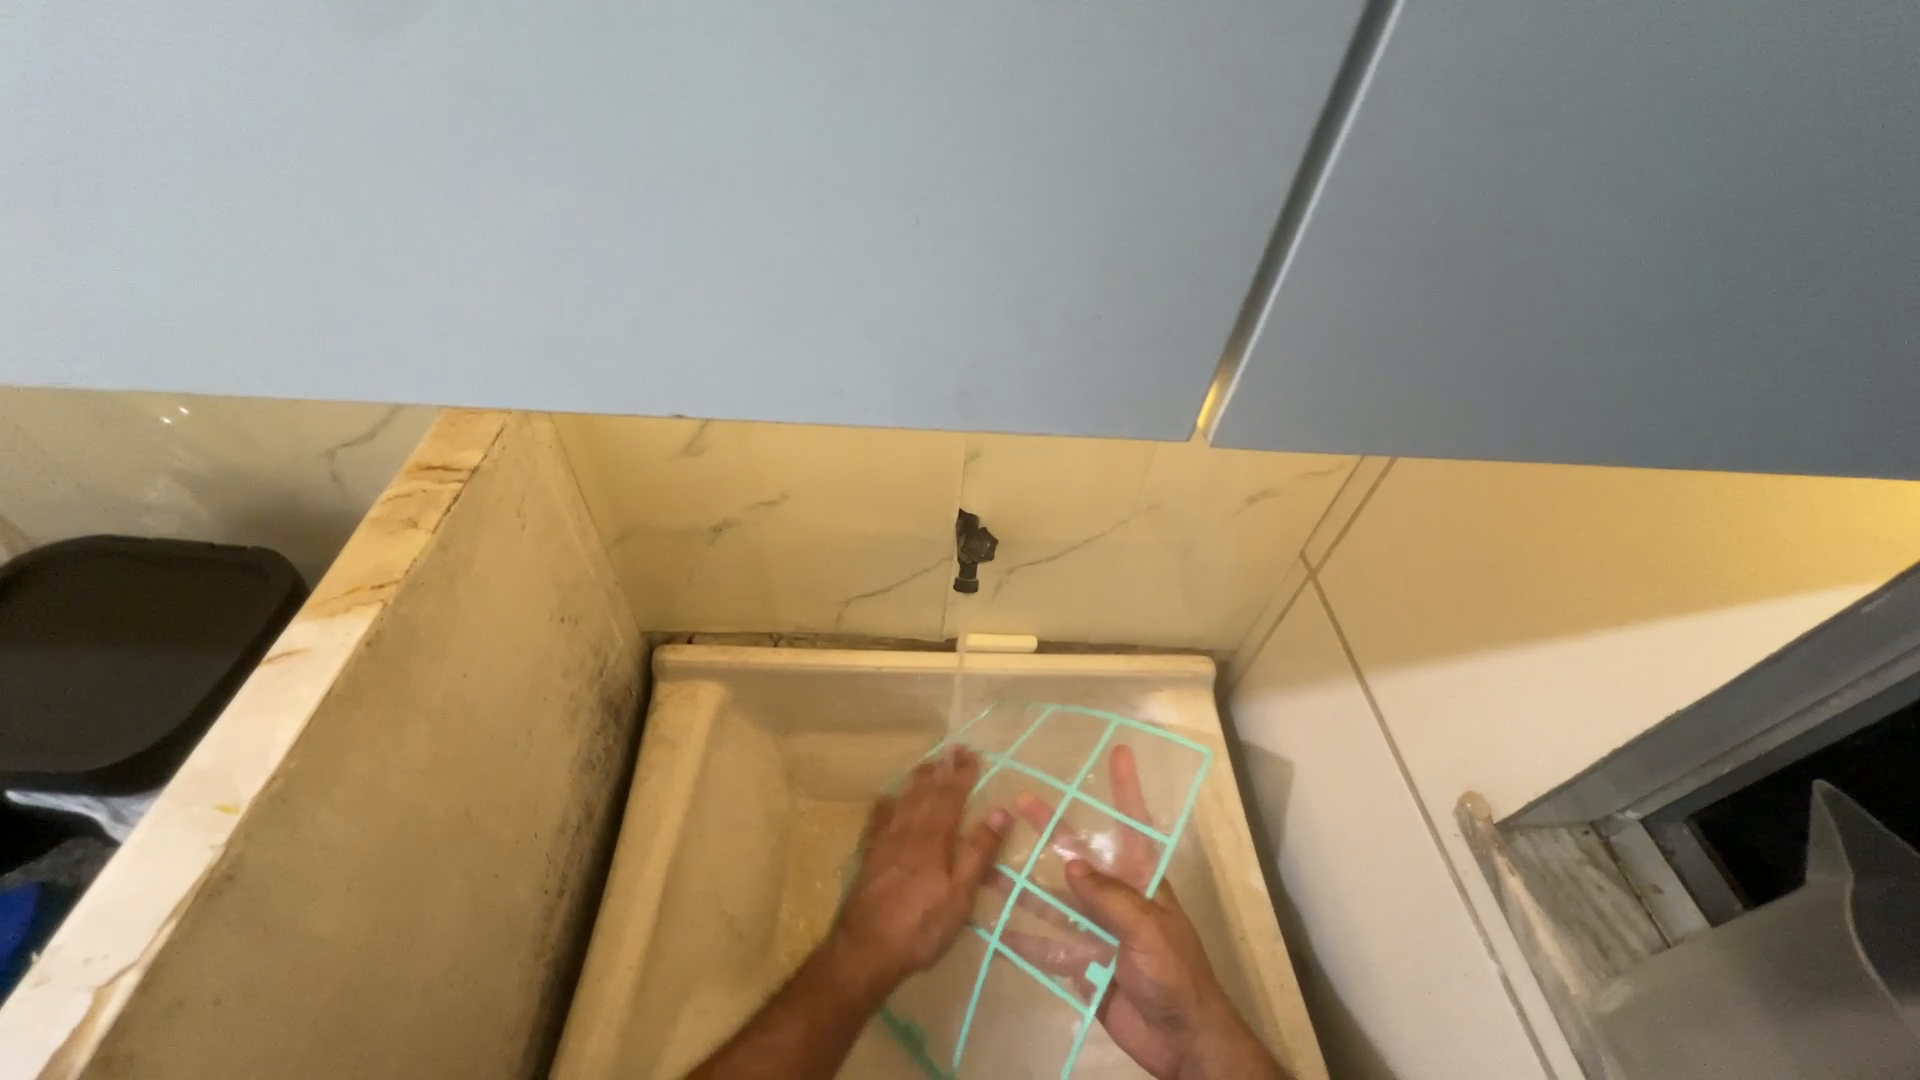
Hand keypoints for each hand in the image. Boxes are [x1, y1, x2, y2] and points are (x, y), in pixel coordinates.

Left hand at [832, 745, 1010, 992]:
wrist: (865, 949)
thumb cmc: (921, 925)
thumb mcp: (961, 895)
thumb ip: (978, 851)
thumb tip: (1000, 811)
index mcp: (934, 838)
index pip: (952, 797)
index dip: (963, 775)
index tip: (973, 755)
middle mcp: (908, 831)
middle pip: (927, 793)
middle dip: (942, 770)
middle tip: (953, 749)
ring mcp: (884, 842)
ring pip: (903, 801)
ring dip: (917, 780)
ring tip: (928, 764)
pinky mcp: (868, 857)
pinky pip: (878, 819)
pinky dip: (886, 804)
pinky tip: (887, 798)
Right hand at [993, 744, 1279, 1079]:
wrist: (1182, 1042)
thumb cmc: (1175, 974)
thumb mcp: (1148, 928)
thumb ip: (1110, 897)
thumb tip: (1071, 864)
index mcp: (1142, 882)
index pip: (1134, 825)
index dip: (1127, 789)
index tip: (1119, 752)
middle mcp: (1116, 899)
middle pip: (1078, 857)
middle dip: (1052, 828)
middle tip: (1020, 800)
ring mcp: (1097, 932)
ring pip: (1054, 901)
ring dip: (1024, 885)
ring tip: (988, 866)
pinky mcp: (1083, 966)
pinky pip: (1047, 947)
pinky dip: (1022, 939)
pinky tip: (994, 928)